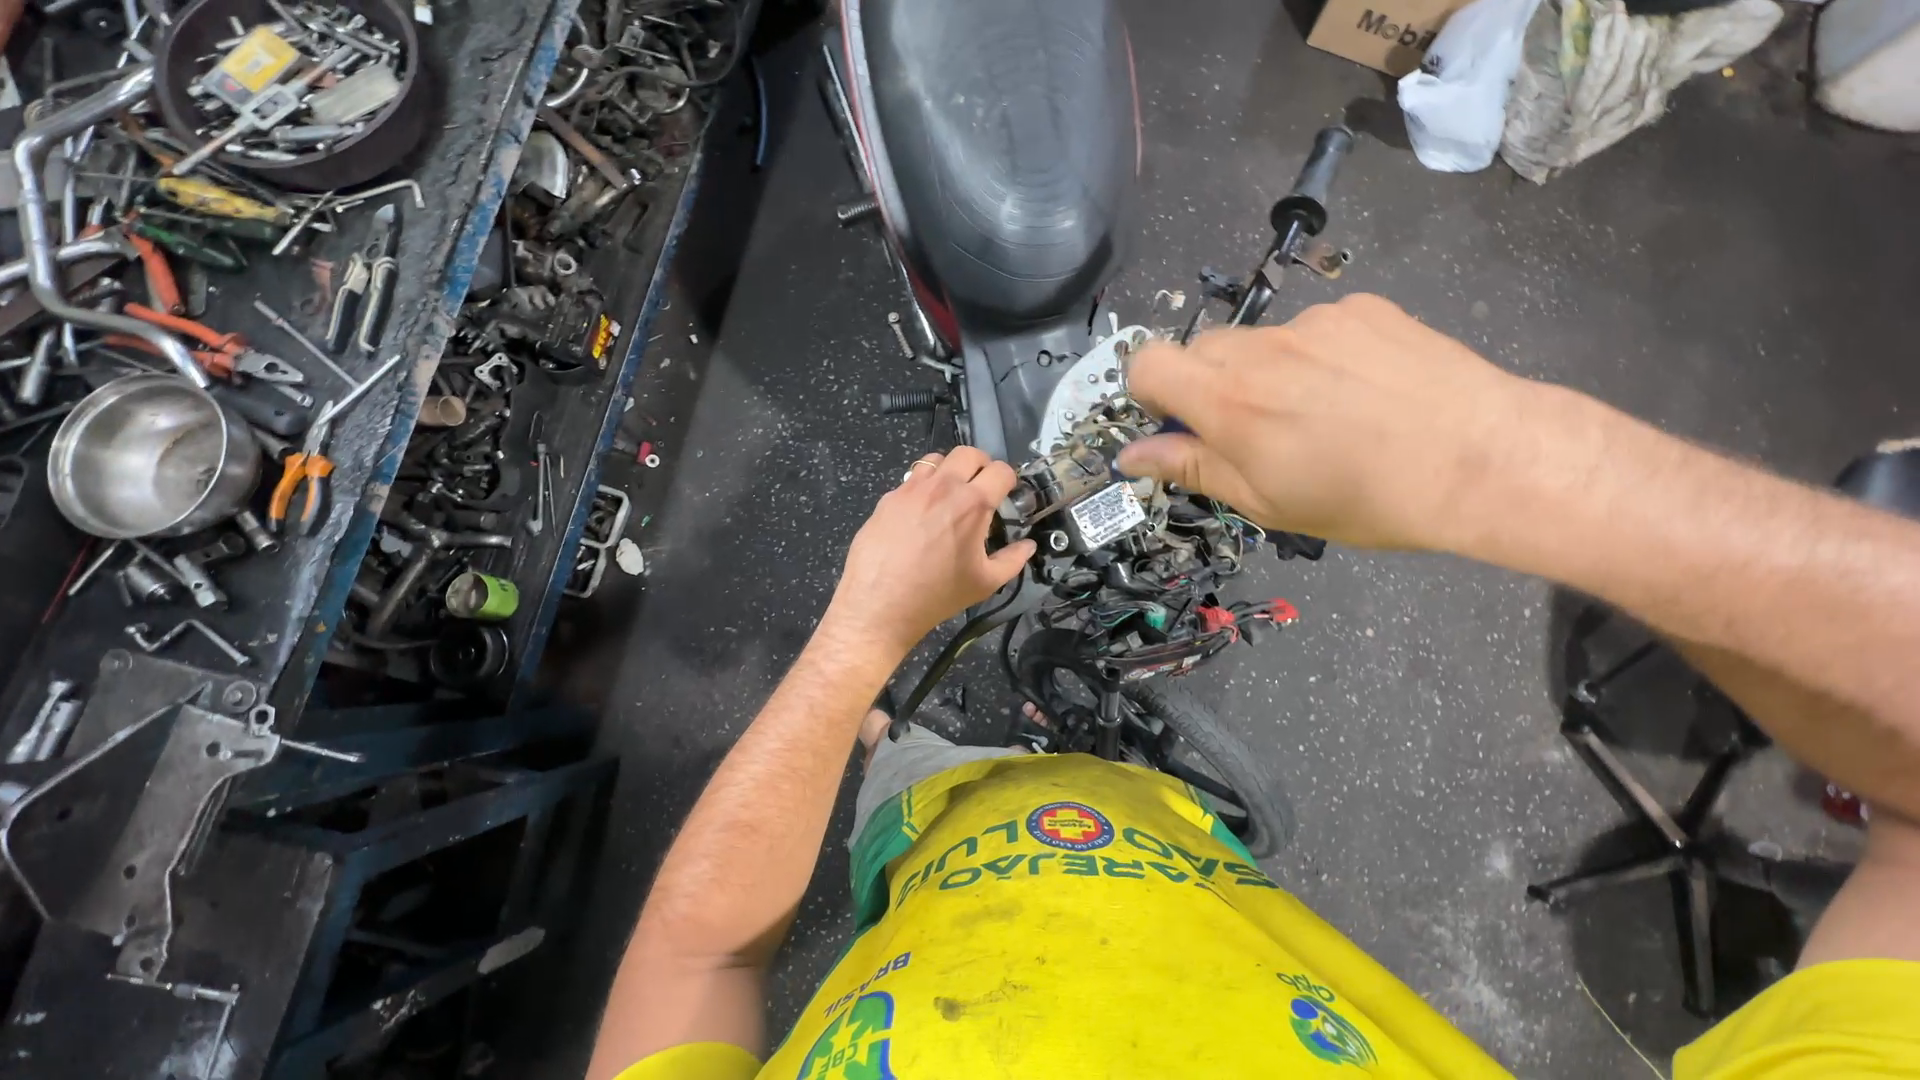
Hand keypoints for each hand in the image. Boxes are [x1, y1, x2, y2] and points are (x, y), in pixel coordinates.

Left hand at [826, 446, 1036, 652]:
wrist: (880, 604)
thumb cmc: (937, 594)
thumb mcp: (985, 583)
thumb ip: (1012, 560)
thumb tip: (1028, 546)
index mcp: (972, 504)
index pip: (1000, 471)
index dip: (1009, 480)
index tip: (1006, 494)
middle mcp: (942, 487)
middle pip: (969, 453)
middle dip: (981, 466)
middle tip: (981, 488)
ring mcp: (911, 489)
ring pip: (937, 459)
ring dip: (950, 470)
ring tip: (950, 495)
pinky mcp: (888, 497)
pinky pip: (911, 479)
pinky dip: (923, 486)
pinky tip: (922, 512)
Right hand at [1116, 294, 1550, 550]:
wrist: (1482, 460)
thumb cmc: (1364, 499)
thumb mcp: (1266, 501)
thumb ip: (1192, 468)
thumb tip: (1130, 456)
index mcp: (1229, 401)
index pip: (1147, 363)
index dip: (1149, 392)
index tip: (1177, 422)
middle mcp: (1263, 349)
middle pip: (1202, 350)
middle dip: (1209, 385)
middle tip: (1253, 429)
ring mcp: (1316, 320)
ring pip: (1261, 341)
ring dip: (1267, 371)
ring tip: (1323, 412)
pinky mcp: (1362, 307)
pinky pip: (1315, 327)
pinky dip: (1319, 355)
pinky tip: (1362, 390)